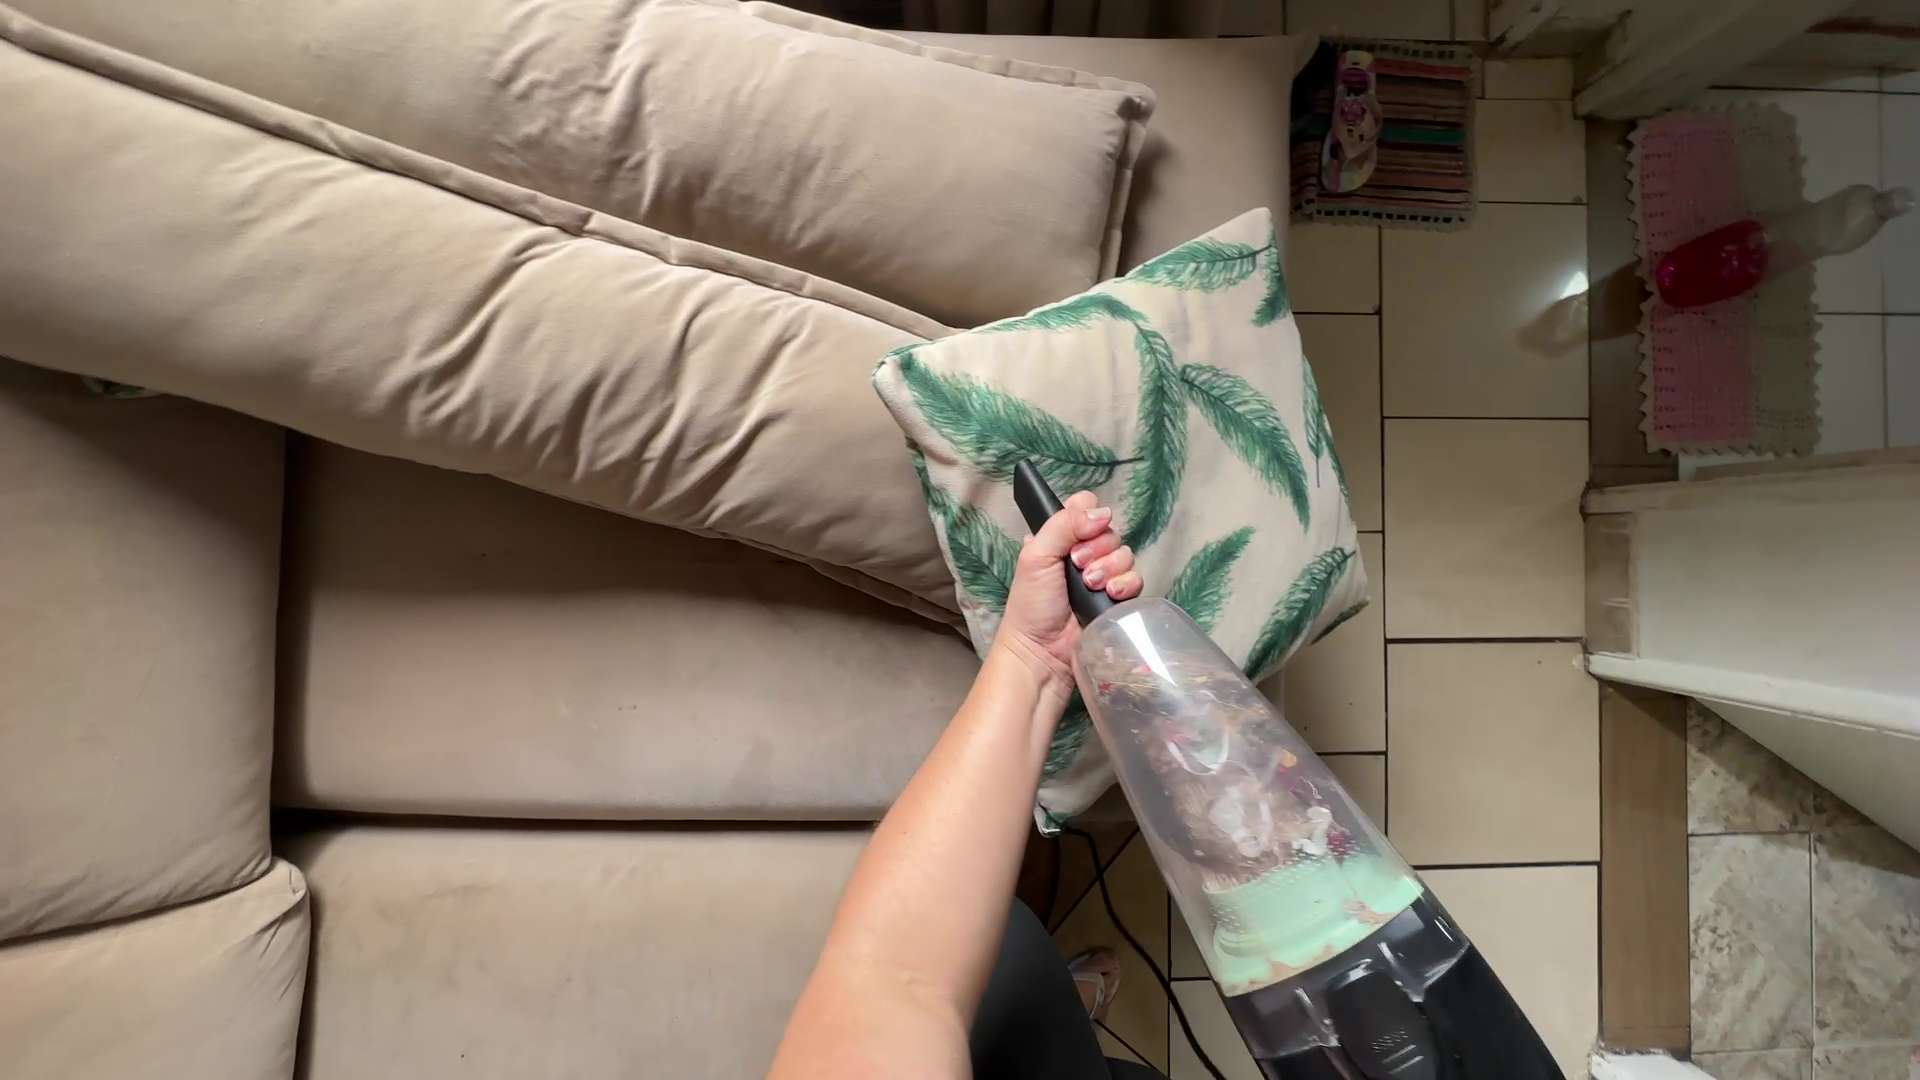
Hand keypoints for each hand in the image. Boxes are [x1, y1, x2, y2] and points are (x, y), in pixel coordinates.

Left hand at [994, 491, 1142, 689]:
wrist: (1042, 652)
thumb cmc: (1032, 604)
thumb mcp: (1036, 556)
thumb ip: (1063, 525)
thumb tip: (1102, 512)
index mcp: (1059, 539)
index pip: (1086, 509)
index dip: (1089, 517)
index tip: (1081, 531)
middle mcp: (1082, 554)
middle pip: (1110, 532)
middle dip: (1097, 549)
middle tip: (1079, 567)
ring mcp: (1101, 577)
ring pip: (1125, 555)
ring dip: (1111, 568)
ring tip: (1091, 585)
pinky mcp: (1116, 600)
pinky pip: (1135, 580)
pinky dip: (1126, 584)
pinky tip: (1110, 595)